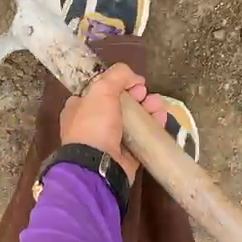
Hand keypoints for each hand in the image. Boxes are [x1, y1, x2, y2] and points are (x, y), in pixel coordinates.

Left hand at [58, 63, 166, 181]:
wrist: (98, 166)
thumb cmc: (94, 124)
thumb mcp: (101, 90)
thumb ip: (118, 76)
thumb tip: (135, 77)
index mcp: (80, 108)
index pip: (101, 90)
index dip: (118, 84)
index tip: (133, 82)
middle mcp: (93, 124)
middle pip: (120, 103)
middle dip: (137, 96)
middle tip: (146, 94)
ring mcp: (110, 140)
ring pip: (133, 119)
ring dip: (148, 109)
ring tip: (158, 105)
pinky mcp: (126, 154)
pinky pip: (142, 137)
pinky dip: (153, 126)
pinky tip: (162, 119)